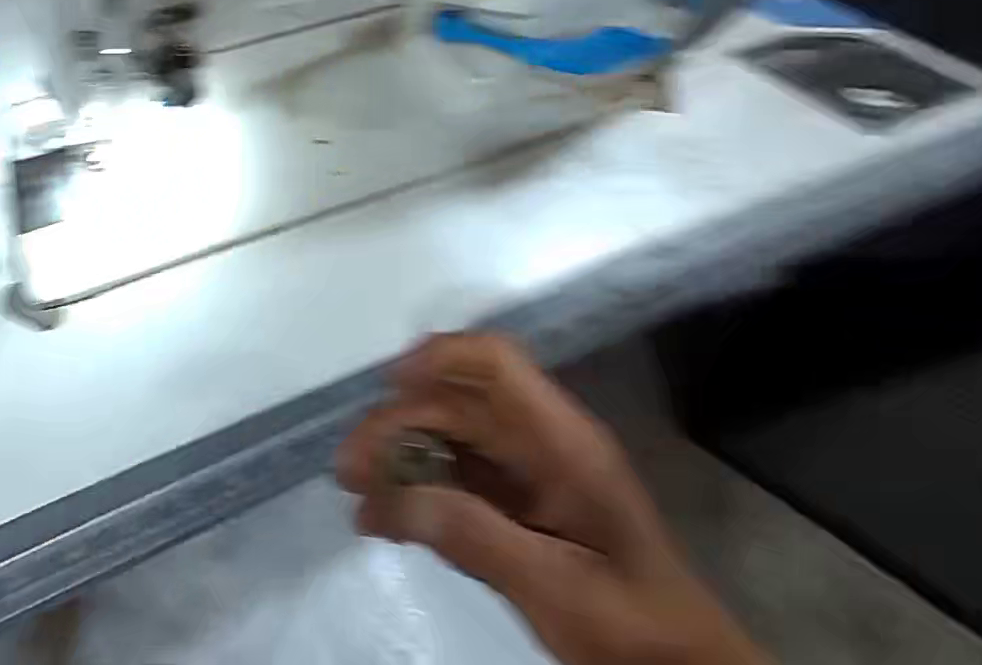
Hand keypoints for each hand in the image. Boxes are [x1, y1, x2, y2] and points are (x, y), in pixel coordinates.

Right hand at [336, 334, 766, 664]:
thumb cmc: (634, 625)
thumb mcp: (556, 589)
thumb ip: (475, 538)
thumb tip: (392, 498)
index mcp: (561, 440)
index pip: (497, 363)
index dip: (440, 356)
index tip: (387, 383)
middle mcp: (538, 440)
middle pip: (456, 403)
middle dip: (397, 425)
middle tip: (348, 469)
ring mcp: (524, 469)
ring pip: (447, 436)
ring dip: (399, 456)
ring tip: (355, 492)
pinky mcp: (513, 501)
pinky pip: (453, 476)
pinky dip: (415, 489)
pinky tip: (382, 517)